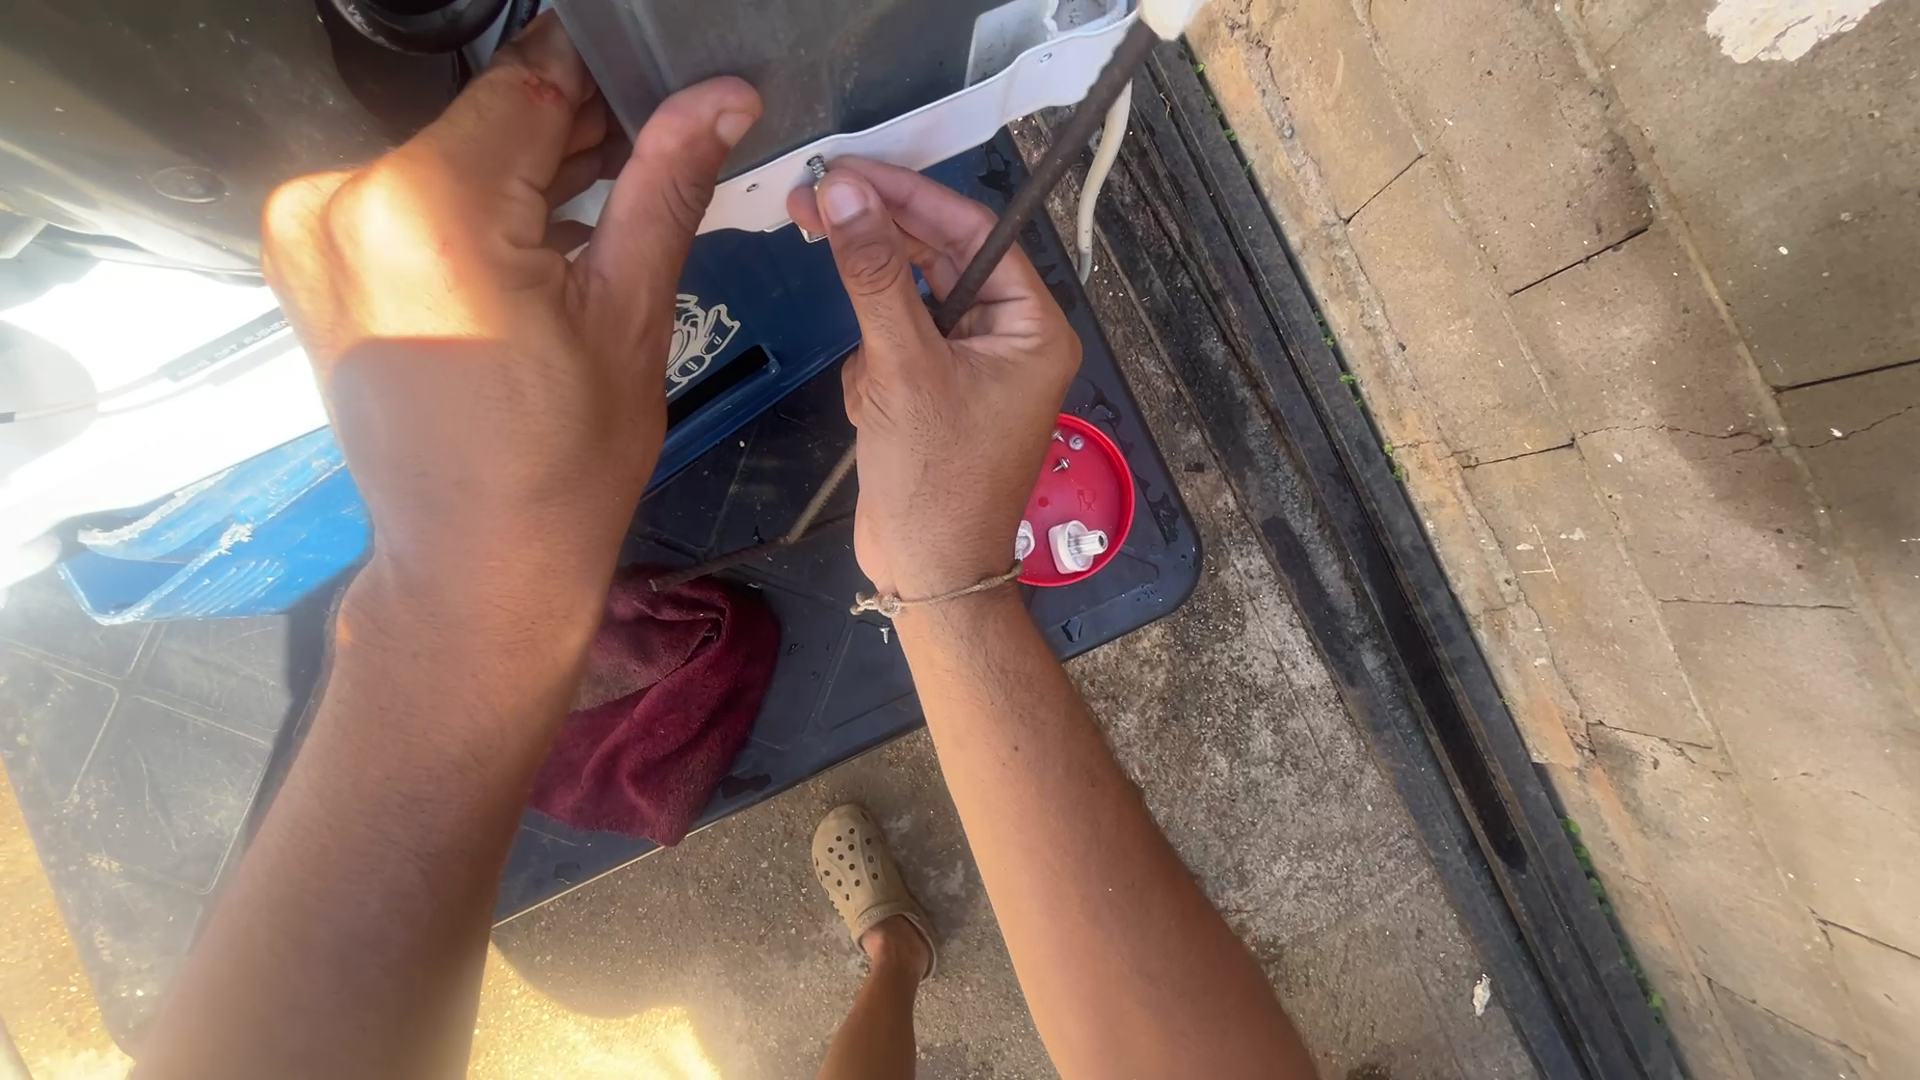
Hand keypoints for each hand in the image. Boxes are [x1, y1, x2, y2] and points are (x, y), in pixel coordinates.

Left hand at [261, 14, 760, 616]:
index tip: (666, 99)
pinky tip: (538, 261)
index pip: (528, 89)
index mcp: (427, 205)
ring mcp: (310, 232)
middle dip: (572, 144)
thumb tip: (724, 100)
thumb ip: (665, 189)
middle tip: (650, 175)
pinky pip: (413, 208)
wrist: (483, 560)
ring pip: (450, 166)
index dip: (607, 88)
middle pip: (483, 127)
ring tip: (602, 230)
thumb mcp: (631, 316)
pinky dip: (480, 220)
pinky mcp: (312, 266)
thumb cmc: (572, 457)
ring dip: (529, 185)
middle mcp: (338, 196)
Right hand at [788, 160, 1080, 600]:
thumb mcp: (902, 369)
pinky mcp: (939, 392)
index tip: (842, 169)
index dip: (906, 195)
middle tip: (807, 210)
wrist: (927, 570)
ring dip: (876, 341)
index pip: (971, 231)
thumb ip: (873, 275)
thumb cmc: (933, 477)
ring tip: (873, 393)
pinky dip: (873, 373)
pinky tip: (875, 417)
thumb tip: (843, 189)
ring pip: (907, 309)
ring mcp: (973, 367)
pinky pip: (896, 350)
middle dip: (878, 255)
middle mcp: (1010, 339)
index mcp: (1031, 326)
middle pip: (938, 262)